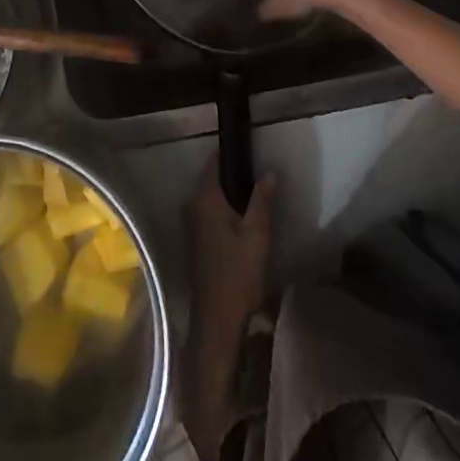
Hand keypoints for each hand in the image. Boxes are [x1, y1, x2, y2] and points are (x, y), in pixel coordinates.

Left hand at [183, 158, 276, 460]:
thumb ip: (262, 200)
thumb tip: (268, 171)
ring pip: (212, 196)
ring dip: (231, 193)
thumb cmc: (238, 273)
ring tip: (258, 191)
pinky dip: (226, 208)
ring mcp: (190, 223)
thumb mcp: (257, 234)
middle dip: (234, 173)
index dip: (231, 152)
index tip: (249, 143)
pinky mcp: (195, 238)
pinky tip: (245, 215)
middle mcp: (191, 205)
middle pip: (213, 179)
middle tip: (261, 170)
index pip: (214, 163)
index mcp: (204, 199)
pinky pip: (210, 211)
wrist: (217, 317)